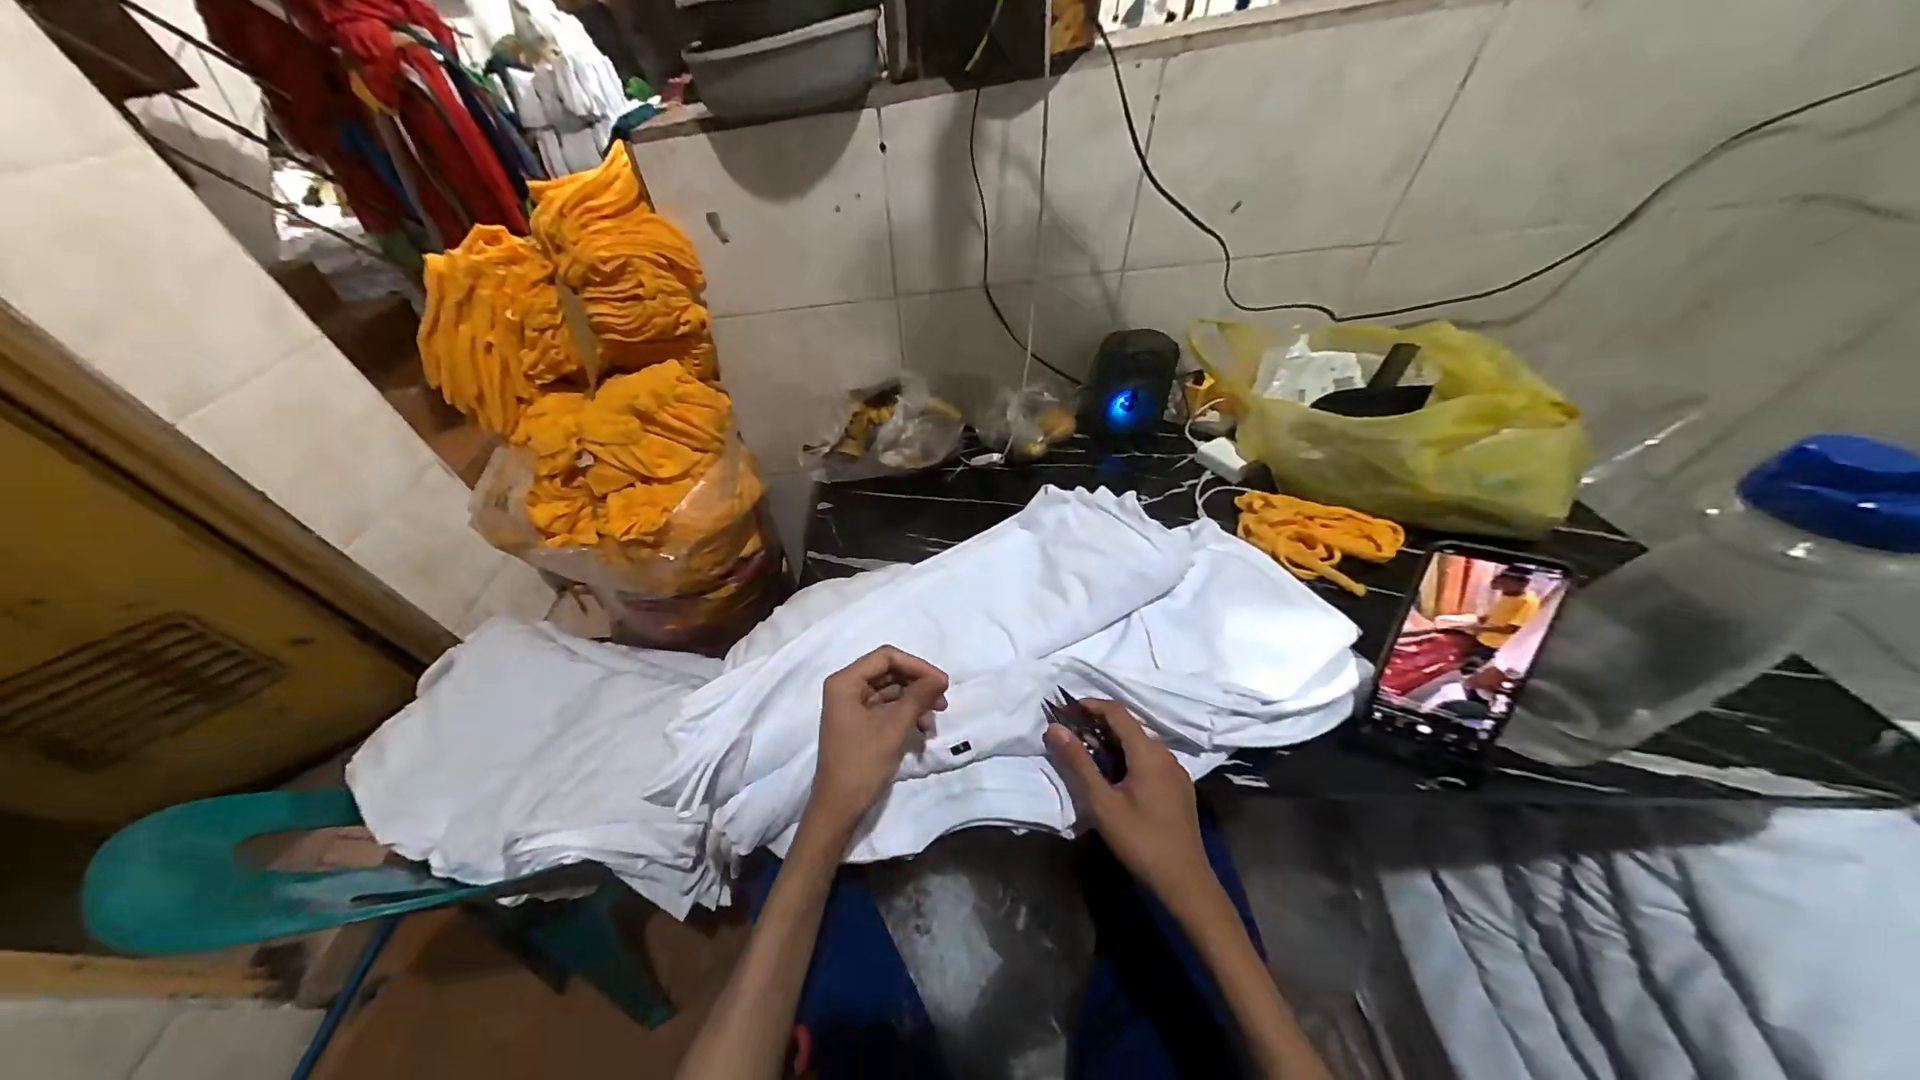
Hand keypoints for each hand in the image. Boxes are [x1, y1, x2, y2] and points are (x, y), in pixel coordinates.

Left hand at [806, 646, 949, 838]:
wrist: (839, 807)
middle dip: (918, 685)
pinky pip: (888, 707)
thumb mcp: (893, 727)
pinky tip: (923, 729)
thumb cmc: (861, 763)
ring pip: (892, 690)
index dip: (917, 666)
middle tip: (942, 701)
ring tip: (935, 719)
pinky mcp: (861, 722)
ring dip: (915, 701)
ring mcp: (853, 705)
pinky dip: (907, 714)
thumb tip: (940, 678)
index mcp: (845, 682)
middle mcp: (847, 688)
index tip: (942, 682)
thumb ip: (917, 697)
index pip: (886, 657)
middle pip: (890, 672)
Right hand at [1044, 700, 1215, 914]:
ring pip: (1141, 743)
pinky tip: (1114, 775)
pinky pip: (1150, 759)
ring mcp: (1176, 771)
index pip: (1118, 712)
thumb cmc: (1140, 840)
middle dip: (1099, 723)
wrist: (1185, 882)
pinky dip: (1128, 756)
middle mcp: (1166, 754)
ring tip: (1086, 753)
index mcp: (1148, 752)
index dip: (1091, 705)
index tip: (1066, 709)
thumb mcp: (1102, 803)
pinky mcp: (1178, 788)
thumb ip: (1078, 763)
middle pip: (1130, 726)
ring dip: (1113, 741)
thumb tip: (1054, 729)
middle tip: (1071, 733)